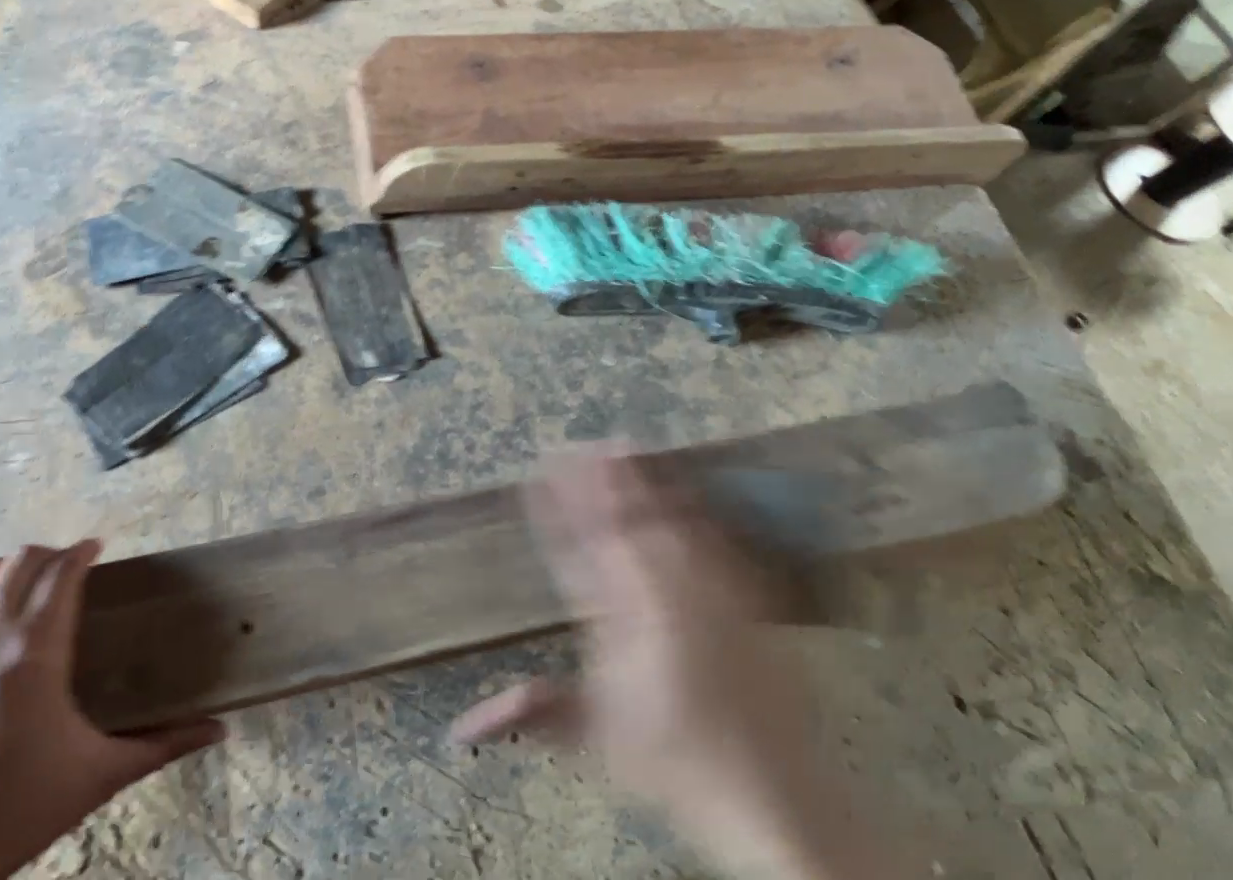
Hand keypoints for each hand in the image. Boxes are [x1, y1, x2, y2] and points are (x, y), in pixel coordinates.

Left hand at [0, 536, 224, 879]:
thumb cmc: (13, 817)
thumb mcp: (96, 778)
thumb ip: (162, 745)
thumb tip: (221, 729)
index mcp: (35, 652)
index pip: (63, 576)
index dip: (82, 553)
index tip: (96, 547)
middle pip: (19, 565)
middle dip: (47, 556)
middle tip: (65, 566)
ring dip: (2, 567)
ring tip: (20, 574)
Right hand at [451, 453, 891, 879]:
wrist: (774, 791)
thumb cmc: (676, 765)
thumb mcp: (596, 740)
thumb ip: (534, 714)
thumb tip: (458, 726)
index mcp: (621, 624)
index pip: (578, 552)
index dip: (556, 511)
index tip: (537, 476)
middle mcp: (664, 597)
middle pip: (625, 523)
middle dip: (600, 480)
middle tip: (578, 442)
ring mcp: (711, 592)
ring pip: (670, 520)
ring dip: (644, 479)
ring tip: (624, 444)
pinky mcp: (747, 599)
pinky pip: (714, 536)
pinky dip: (693, 505)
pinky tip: (686, 488)